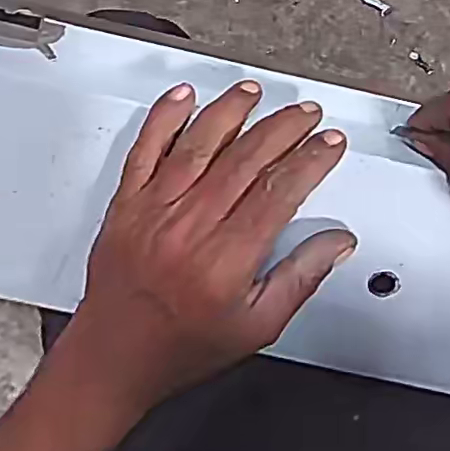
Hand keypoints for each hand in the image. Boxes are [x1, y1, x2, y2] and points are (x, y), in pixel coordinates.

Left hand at [53, 80, 355, 414]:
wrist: (113, 358)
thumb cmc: (182, 345)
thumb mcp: (257, 326)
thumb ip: (301, 278)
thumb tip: (337, 242)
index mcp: (225, 262)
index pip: (279, 192)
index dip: (311, 160)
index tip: (328, 142)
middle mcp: (189, 229)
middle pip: (245, 160)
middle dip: (283, 128)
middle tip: (305, 113)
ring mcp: (154, 211)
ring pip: (199, 145)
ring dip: (231, 111)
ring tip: (254, 92)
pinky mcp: (127, 203)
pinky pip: (146, 150)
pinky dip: (164, 119)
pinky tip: (182, 97)